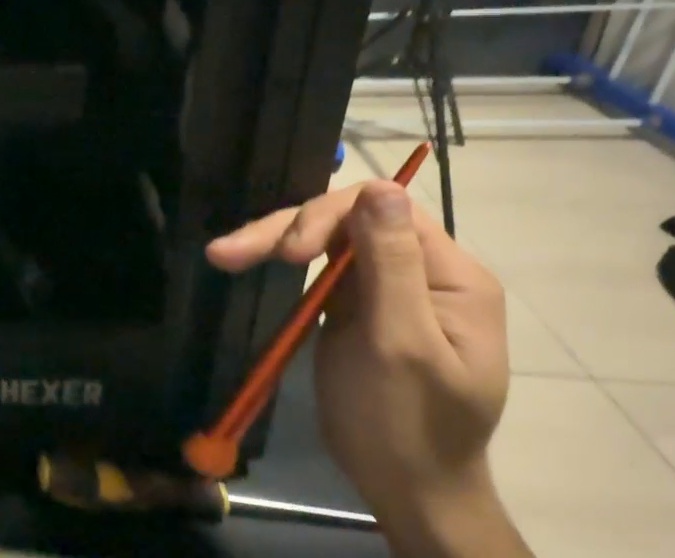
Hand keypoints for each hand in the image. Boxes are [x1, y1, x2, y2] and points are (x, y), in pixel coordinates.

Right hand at [207, 181, 526, 554]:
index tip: (286, 255)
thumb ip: (393, 264)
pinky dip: (277, 261)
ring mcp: (389, 286)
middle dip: (287, 232)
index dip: (328, 219)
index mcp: (452, 277)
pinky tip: (243, 260)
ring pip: (324, 238)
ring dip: (272, 242)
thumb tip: (382, 186)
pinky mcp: (357, 302)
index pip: (385, 212)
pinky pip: (316, 263)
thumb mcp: (401, 344)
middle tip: (229, 254)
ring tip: (221, 255)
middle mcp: (424, 271)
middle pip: (347, 220)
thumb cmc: (409, 422)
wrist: (406, 488)